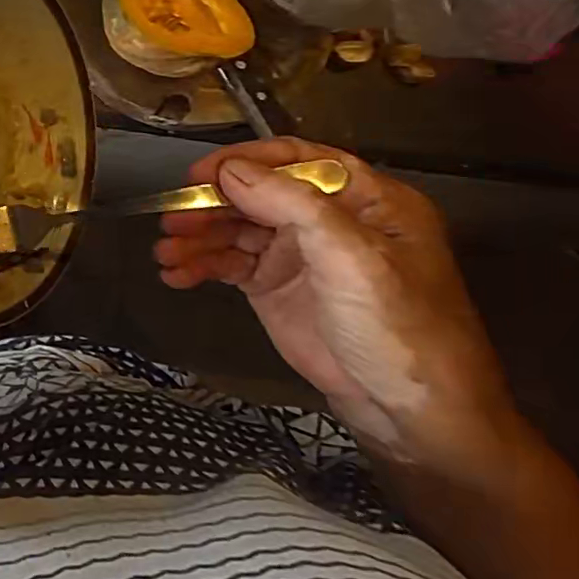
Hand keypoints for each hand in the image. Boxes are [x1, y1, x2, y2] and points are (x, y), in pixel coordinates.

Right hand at [156, 137, 519, 471]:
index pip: (296, 161)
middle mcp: (325, 220)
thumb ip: (294, 206)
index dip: (245, 161)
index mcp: (362, 200)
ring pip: (234, 229)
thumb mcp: (354, 259)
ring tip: (165, 252)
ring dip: (197, 237)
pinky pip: (228, 264)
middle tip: (173, 219)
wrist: (413, 417)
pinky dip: (199, 266)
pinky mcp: (273, 287)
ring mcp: (296, 255)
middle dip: (210, 205)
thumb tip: (231, 170)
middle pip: (254, 195)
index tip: (200, 175)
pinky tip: (176, 274)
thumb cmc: (403, 331)